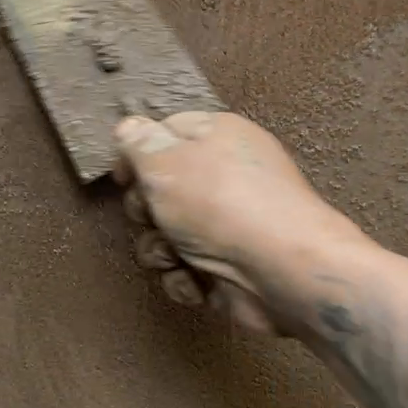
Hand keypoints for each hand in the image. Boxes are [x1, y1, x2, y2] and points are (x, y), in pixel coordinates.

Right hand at [113, 111, 372, 334]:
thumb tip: (129, 126)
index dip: (138, 156)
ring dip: (159, 250)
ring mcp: (225, 225)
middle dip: (145, 210)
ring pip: (165, 233)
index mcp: (216, 138)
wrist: (283, 272)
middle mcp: (223, 177)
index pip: (164, 134)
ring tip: (175, 256)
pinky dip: (184, 277)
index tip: (124, 177)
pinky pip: (185, 268)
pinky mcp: (226, 266)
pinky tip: (196, 281)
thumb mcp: (166, 161)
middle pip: (159, 189)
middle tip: (152, 217)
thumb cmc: (221, 204)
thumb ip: (139, 142)